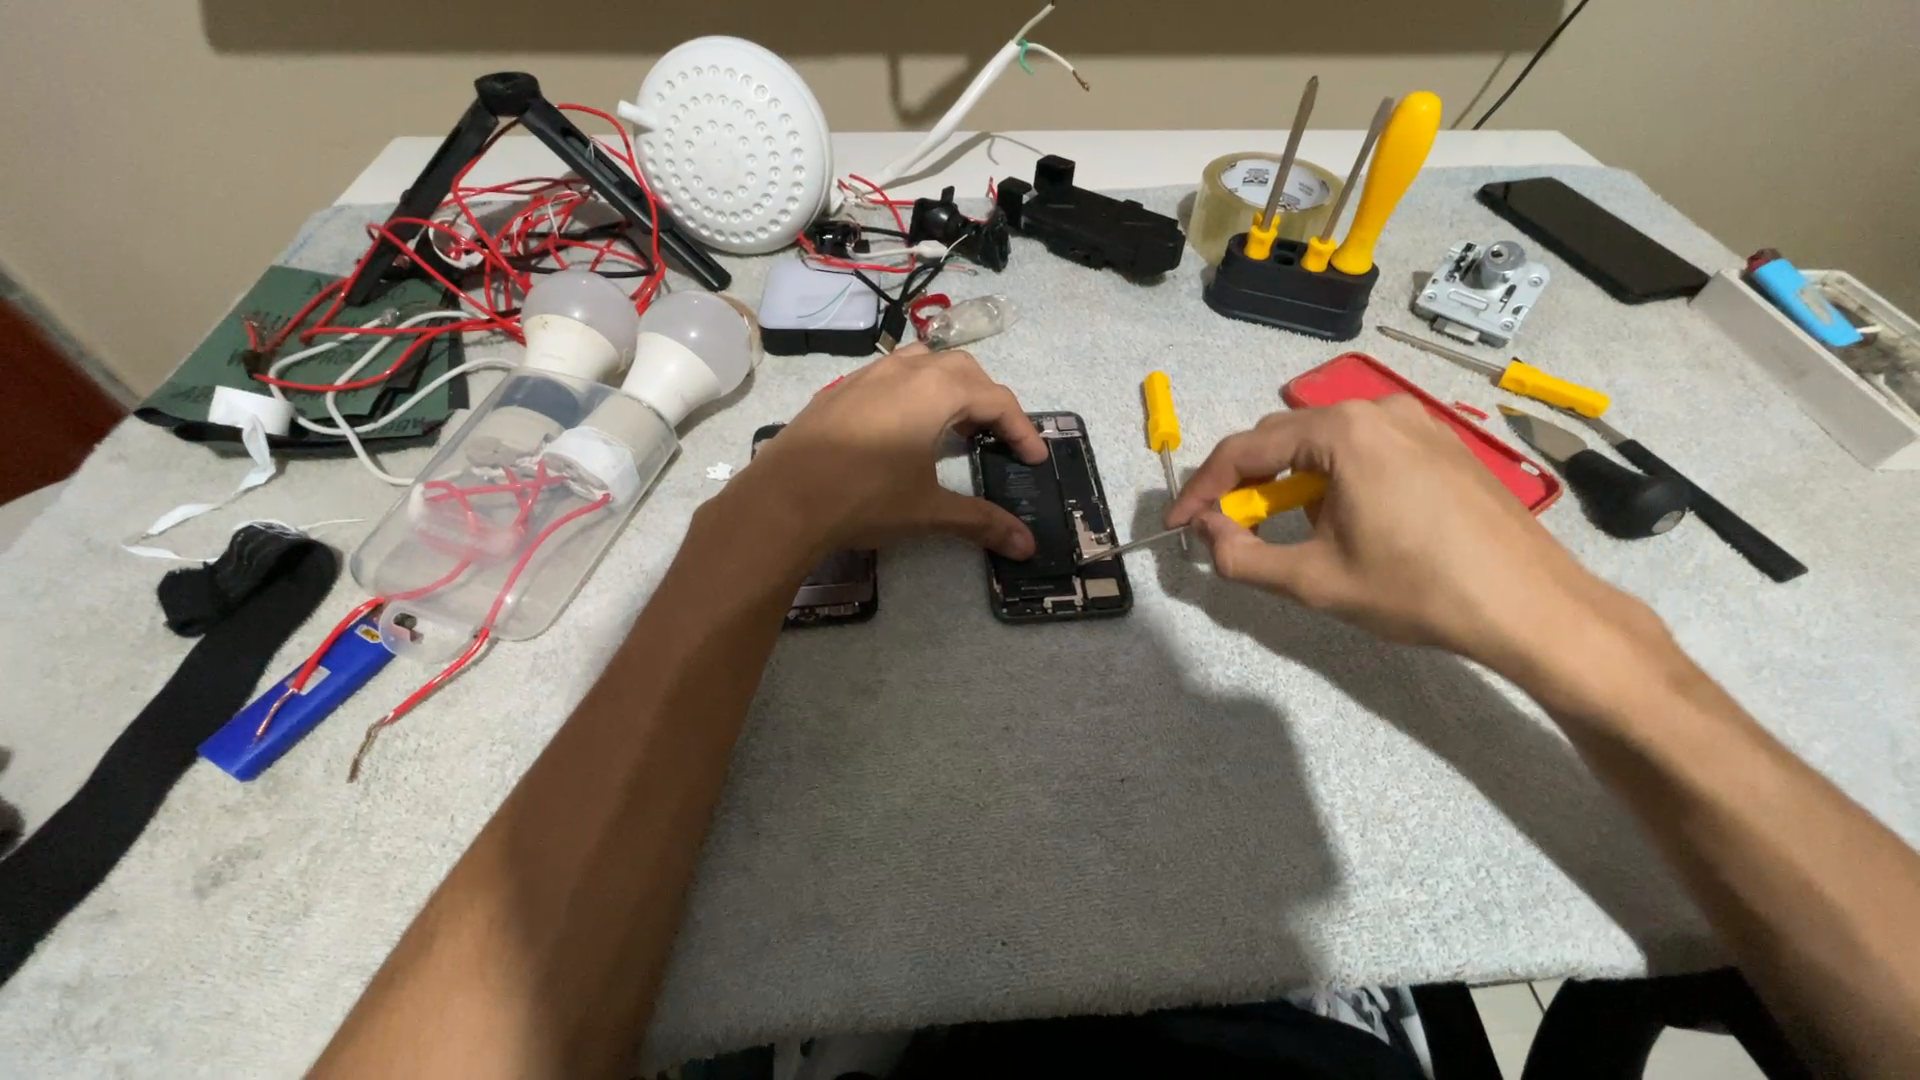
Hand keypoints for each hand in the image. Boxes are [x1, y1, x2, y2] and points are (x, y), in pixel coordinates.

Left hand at [730, 345, 1046, 558]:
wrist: (784, 499)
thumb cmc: (865, 498)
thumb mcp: (929, 510)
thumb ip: (982, 522)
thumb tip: (1028, 546)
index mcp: (938, 391)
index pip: (997, 400)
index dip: (1022, 429)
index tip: (1034, 459)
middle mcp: (906, 370)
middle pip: (964, 370)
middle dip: (988, 401)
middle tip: (995, 439)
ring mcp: (868, 375)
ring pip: (924, 364)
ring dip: (950, 390)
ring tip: (953, 429)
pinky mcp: (841, 389)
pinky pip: (891, 375)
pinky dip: (914, 392)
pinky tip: (903, 430)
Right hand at [1167, 395, 1629, 670]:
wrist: (1531, 607)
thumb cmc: (1416, 589)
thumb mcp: (1312, 581)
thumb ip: (1239, 555)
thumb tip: (1204, 530)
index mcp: (1342, 431)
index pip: (1245, 450)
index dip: (1202, 489)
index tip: (1178, 523)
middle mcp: (1377, 409)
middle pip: (1282, 440)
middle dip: (1245, 485)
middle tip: (1227, 529)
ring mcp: (1415, 422)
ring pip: (1322, 444)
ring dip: (1289, 484)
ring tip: (1286, 532)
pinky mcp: (1439, 444)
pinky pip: (1362, 450)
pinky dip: (1331, 480)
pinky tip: (1341, 522)